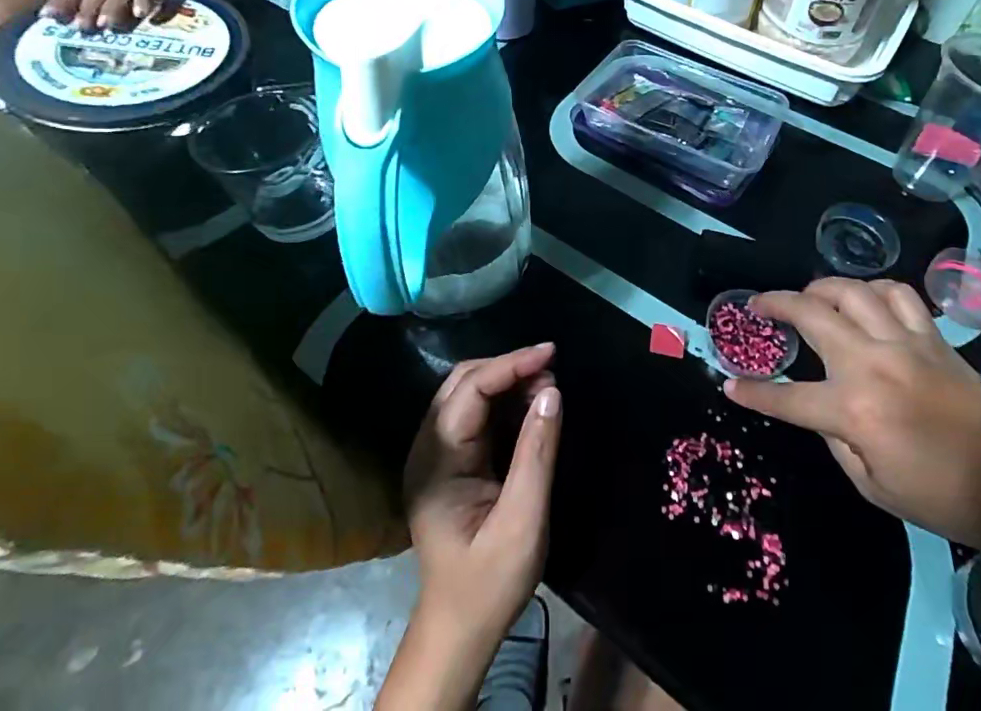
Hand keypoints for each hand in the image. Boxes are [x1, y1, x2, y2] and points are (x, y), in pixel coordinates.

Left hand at [403, 343, 562, 641]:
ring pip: (468, 396)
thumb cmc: (489, 584)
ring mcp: (436, 455)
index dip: (510, 365)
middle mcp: (427, 448)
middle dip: (507, 368)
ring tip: (548, 383)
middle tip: (552, 370)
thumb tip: (551, 392)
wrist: (460, 629)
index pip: (469, 391)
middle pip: (462, 384)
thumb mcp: (523, 522)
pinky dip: (504, 404)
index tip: (550, 352)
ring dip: (507, 383)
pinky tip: (531, 405)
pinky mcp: (450, 465)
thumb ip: (536, 453)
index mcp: (436, 461)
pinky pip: (476, 418)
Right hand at [723, 279, 980, 549]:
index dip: (753, 393)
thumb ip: (836, 442)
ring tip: (807, 296)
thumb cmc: (945, 496)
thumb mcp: (874, 487)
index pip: (786, 397)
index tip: (730, 385)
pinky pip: (898, 295)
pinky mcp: (932, 338)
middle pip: (810, 315)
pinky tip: (863, 300)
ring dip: (820, 287)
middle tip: (757, 305)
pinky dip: (873, 290)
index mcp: (852, 410)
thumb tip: (822, 414)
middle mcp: (871, 364)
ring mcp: (904, 344)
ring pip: (851, 292)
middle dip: (774, 304)